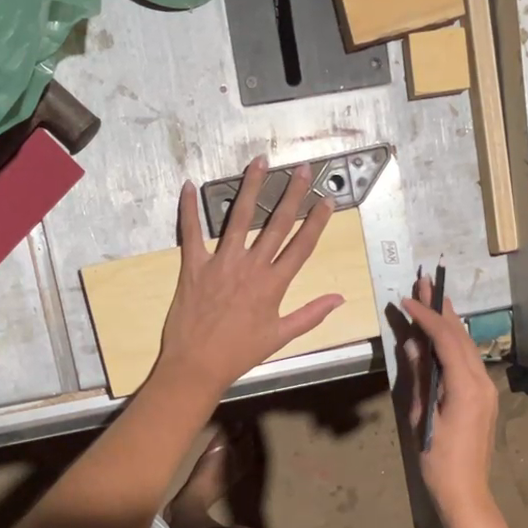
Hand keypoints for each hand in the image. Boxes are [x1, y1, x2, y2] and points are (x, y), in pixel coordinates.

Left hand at [152, 157, 343, 397]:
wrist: (197, 366)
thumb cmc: (239, 354)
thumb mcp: (280, 338)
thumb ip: (310, 315)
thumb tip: (339, 299)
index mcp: (273, 285)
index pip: (301, 246)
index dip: (316, 221)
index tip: (326, 200)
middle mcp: (250, 267)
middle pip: (275, 224)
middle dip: (291, 194)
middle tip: (303, 169)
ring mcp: (220, 263)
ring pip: (238, 218)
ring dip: (250, 187)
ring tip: (259, 162)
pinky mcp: (193, 266)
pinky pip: (191, 233)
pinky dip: (188, 209)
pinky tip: (189, 186)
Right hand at [401, 275, 497, 514]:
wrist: (465, 490)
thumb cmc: (437, 460)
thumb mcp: (421, 417)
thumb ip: (419, 378)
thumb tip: (412, 345)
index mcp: (466, 386)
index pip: (446, 340)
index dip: (426, 317)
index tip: (407, 299)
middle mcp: (482, 381)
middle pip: (461, 337)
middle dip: (441, 309)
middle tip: (423, 282)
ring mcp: (487, 389)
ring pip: (468, 346)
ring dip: (449, 322)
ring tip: (433, 298)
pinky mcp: (484, 397)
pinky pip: (469, 360)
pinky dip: (454, 342)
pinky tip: (443, 333)